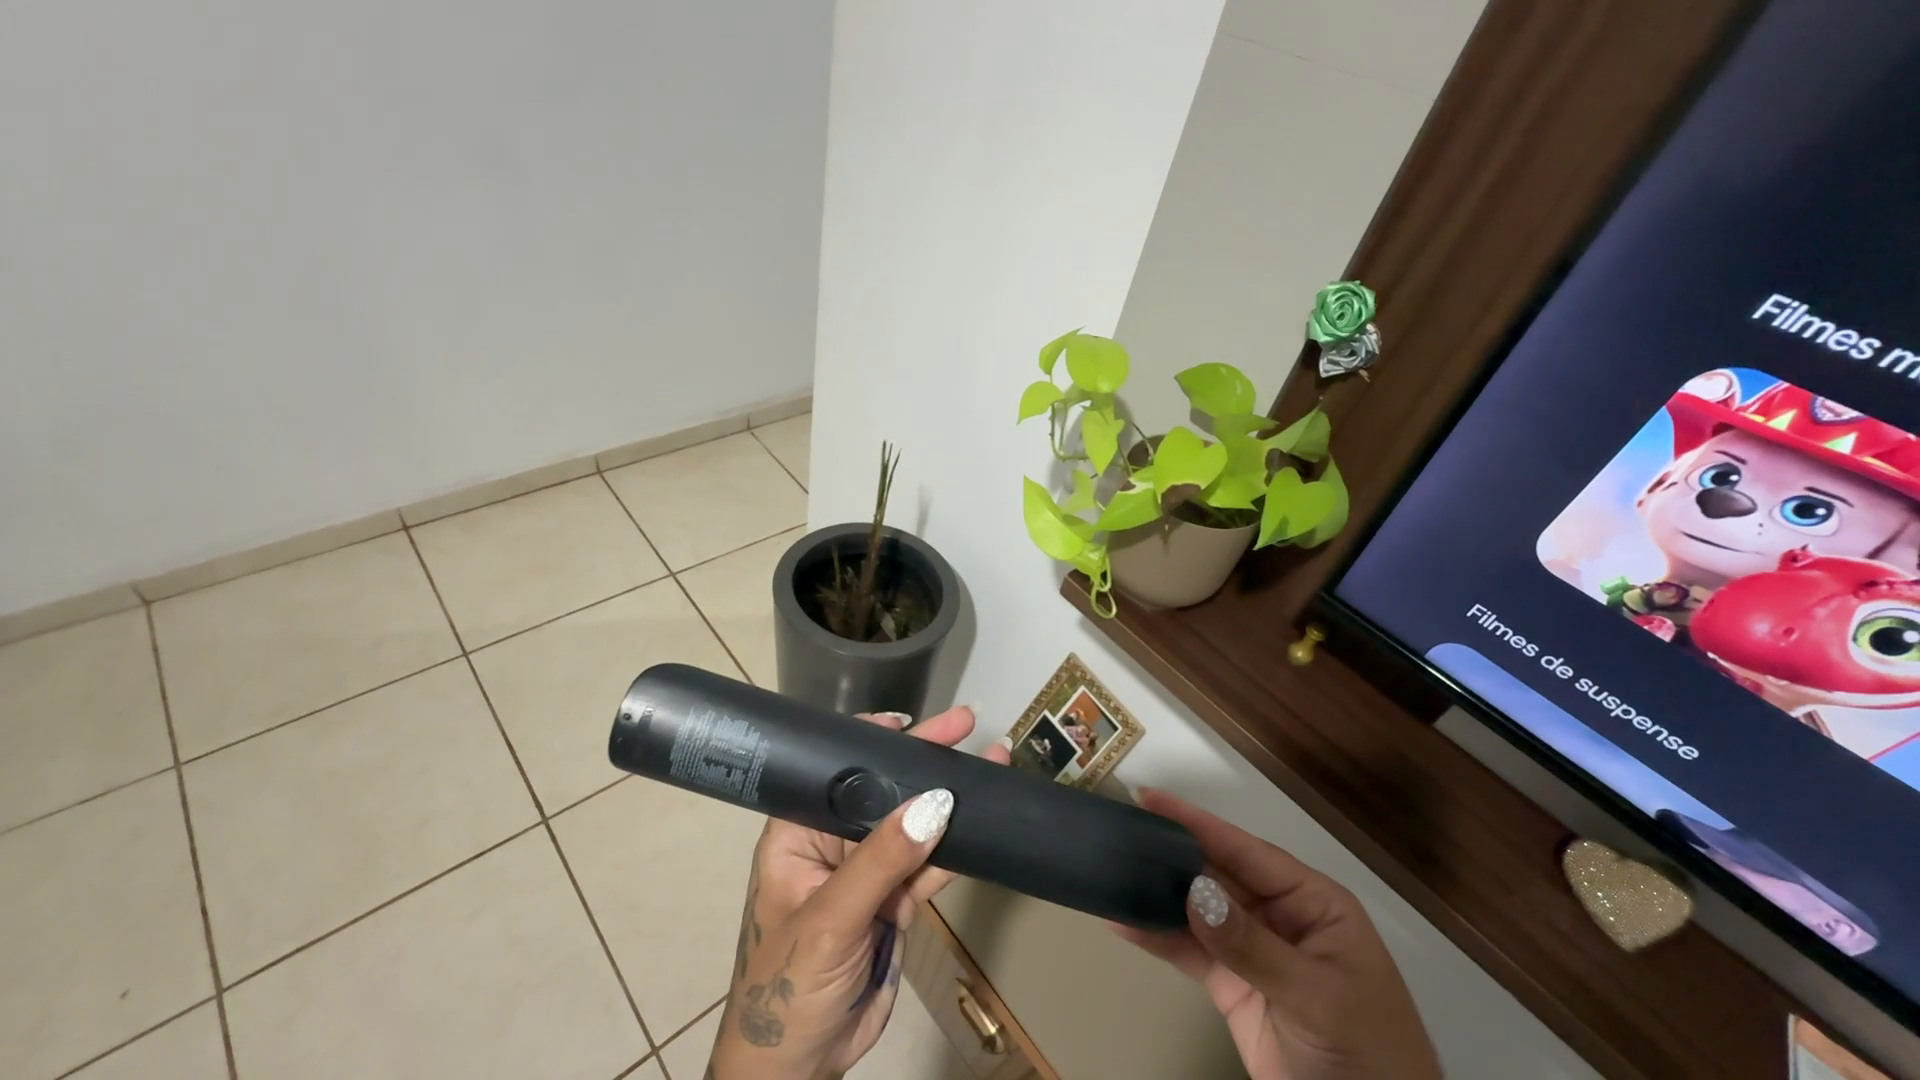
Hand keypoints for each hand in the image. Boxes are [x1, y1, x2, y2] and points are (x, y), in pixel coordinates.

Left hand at [709, 707, 1010, 1079]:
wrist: (801, 1065)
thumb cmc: (787, 986)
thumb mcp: (830, 919)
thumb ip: (881, 861)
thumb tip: (935, 803)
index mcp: (797, 835)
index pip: (835, 774)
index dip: (870, 742)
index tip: (909, 719)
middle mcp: (832, 845)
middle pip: (884, 793)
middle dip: (923, 761)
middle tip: (967, 725)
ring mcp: (867, 875)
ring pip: (913, 827)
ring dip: (950, 801)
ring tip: (992, 766)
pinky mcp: (894, 904)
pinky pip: (928, 868)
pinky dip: (957, 848)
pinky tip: (985, 822)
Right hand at [1114, 790, 1440, 1079]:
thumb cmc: (1366, 1049)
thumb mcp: (1315, 995)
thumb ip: (1253, 945)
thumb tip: (1194, 893)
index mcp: (1313, 902)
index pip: (1248, 852)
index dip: (1199, 825)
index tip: (1152, 800)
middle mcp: (1280, 917)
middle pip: (1217, 876)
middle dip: (1172, 855)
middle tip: (1121, 832)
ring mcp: (1254, 952)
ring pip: (1198, 912)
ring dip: (1159, 896)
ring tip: (1112, 871)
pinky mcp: (1233, 988)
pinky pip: (1190, 953)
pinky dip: (1158, 939)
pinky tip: (1124, 922)